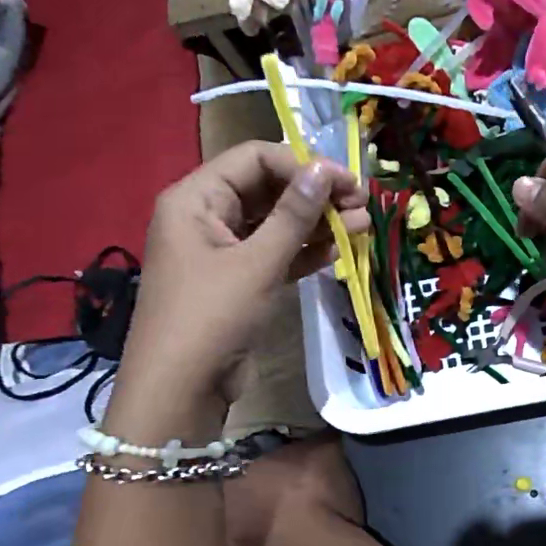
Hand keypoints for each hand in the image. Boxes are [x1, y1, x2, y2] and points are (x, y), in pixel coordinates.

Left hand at [118, 142, 369, 404]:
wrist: (183, 386)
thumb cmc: (213, 316)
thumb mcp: (257, 263)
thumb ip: (293, 215)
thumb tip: (325, 170)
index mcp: (196, 198)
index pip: (255, 159)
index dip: (303, 165)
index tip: (347, 182)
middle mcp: (207, 217)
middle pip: (268, 189)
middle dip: (315, 195)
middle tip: (362, 205)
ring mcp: (224, 251)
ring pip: (276, 224)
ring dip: (318, 224)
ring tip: (363, 225)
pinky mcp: (241, 281)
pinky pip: (276, 254)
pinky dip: (305, 251)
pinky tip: (340, 249)